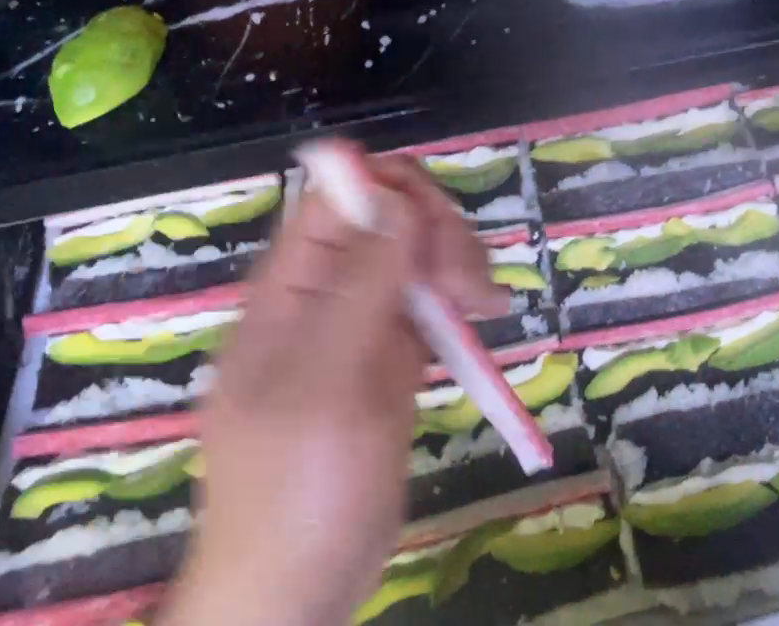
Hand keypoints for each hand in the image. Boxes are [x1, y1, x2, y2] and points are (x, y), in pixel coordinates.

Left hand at [160, 144, 503, 625]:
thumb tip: (398, 197)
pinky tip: (484, 321)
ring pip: (418, 255)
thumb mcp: (328, 385)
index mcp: (292, 287)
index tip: (440, 237)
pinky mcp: (390, 357)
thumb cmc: (298, 492)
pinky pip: (429, 302)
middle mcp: (326, 292)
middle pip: (391, 217)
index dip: (397, 192)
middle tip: (472, 294)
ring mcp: (361, 324)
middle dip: (440, 236)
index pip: (342, 195)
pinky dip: (460, 302)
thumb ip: (360, 287)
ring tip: (486, 311)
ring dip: (458, 266)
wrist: (296, 590)